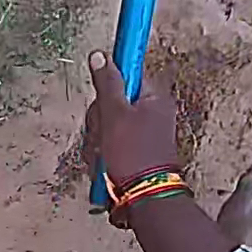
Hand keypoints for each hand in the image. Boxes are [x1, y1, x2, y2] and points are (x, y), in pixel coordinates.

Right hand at [83, 51, 179, 225]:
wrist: (143, 195)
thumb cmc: (132, 152)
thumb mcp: (114, 113)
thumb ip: (107, 83)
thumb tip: (100, 55)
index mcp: (153, 97)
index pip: (127, 75)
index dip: (110, 84)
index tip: (103, 97)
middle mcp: (151, 111)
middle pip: (113, 100)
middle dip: (99, 117)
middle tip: (102, 130)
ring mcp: (143, 131)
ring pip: (107, 122)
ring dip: (97, 136)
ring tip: (102, 150)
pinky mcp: (134, 148)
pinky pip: (109, 139)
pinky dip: (102, 149)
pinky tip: (103, 160)